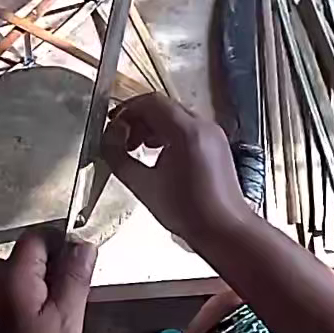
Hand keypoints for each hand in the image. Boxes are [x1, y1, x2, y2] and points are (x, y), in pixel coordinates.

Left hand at [0, 229, 96, 332]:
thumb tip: (84, 244)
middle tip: (80, 293)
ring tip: (70, 312)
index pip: (38, 236)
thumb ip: (75, 278)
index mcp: (15, 275)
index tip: (84, 264)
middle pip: (34, 254)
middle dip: (62, 266)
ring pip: (31, 275)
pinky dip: (42, 300)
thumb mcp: (66, 318)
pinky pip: (24, 292)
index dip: (64, 241)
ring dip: (54, 286)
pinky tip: (54, 324)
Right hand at [104, 94, 251, 245]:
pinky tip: (159, 157)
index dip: (126, 111)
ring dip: (153, 127)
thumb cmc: (188, 211)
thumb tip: (108, 140)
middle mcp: (203, 126)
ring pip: (176, 117)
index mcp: (186, 131)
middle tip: (122, 141)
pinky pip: (189, 129)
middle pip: (164, 107)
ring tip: (138, 150)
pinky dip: (170, 135)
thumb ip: (119, 158)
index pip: (150, 102)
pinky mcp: (217, 146)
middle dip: (139, 120)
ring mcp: (214, 134)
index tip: (113, 128)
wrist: (225, 230)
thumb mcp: (144, 186)